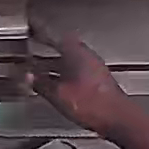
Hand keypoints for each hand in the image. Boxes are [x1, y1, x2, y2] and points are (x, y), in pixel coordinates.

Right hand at [23, 26, 146, 140]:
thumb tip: (30, 77)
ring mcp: (95, 68)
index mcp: (77, 53)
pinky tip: (59, 84)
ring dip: (57, 62)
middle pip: (64, 46)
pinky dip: (66, 73)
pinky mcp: (99, 81)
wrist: (118, 120)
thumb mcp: (58, 94)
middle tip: (36, 46)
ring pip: (71, 59)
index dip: (41, 32)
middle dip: (49, 47)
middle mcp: (88, 57)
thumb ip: (41, 83)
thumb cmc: (94, 104)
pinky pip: (78, 71)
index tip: (33, 28)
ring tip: (42, 67)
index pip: (55, 36)